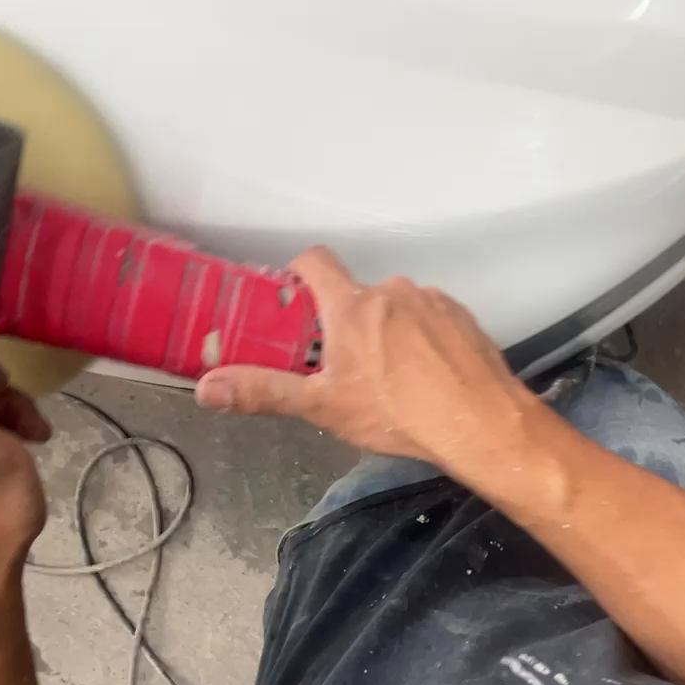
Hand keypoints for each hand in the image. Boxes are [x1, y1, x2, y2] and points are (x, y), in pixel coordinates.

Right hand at [194, 248, 536, 466]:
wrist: (478, 423)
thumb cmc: (397, 414)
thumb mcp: (324, 406)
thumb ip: (264, 392)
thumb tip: (206, 388)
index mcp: (351, 306)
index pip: (314, 261)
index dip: (298, 273)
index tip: (294, 299)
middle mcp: (391, 291)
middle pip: (357, 295)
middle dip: (347, 323)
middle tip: (348, 367)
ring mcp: (432, 300)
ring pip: (397, 308)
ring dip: (389, 332)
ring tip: (395, 379)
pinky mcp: (462, 317)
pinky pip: (431, 318)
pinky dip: (424, 338)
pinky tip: (430, 375)